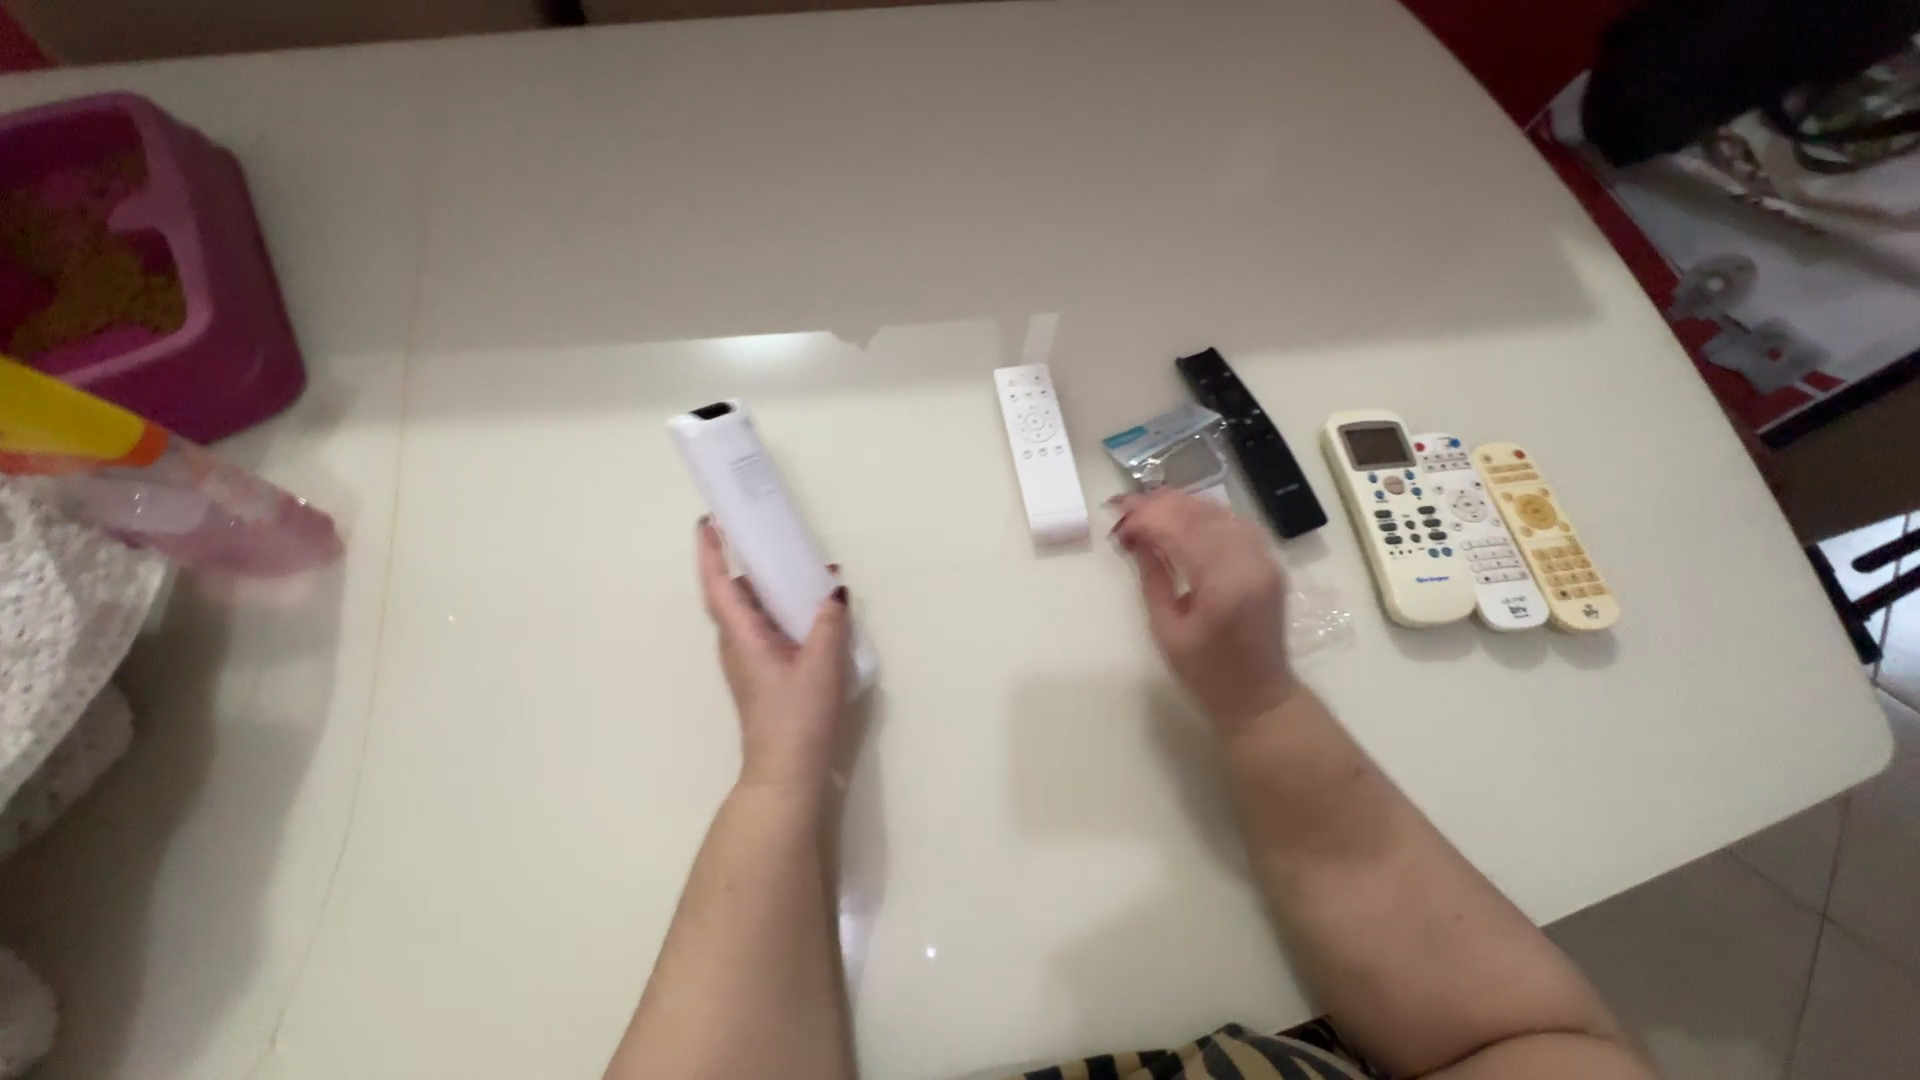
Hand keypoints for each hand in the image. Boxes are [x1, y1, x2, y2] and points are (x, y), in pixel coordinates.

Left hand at [695, 518, 852, 792]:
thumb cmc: (797, 716)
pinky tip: (815, 614)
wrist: (786, 772)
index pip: (717, 585)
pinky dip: (785, 613)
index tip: (708, 522)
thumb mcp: (822, 664)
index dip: (710, 552)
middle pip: (736, 595)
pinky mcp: (763, 674)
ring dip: (773, 590)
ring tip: (805, 573)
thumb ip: (829, 622)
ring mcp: (748, 662)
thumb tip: (834, 590)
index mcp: (742, 636)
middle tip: (776, 541)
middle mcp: (737, 645)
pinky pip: (768, 631)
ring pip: (754, 614)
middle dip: (752, 565)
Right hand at [1111, 490, 1296, 734]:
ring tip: (1147, 507)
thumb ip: (1153, 577)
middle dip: (1160, 505)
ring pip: (1219, 513)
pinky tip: (1182, 518)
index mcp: (1223, 585)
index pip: (1180, 531)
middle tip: (1125, 507)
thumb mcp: (1166, 629)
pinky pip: (1235, 523)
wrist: (1258, 694)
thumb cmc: (1206, 672)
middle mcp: (1250, 563)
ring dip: (1182, 505)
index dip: (1145, 518)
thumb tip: (1136, 540)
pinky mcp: (1268, 562)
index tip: (1117, 519)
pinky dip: (1205, 515)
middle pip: (1200, 515)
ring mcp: (1265, 560)